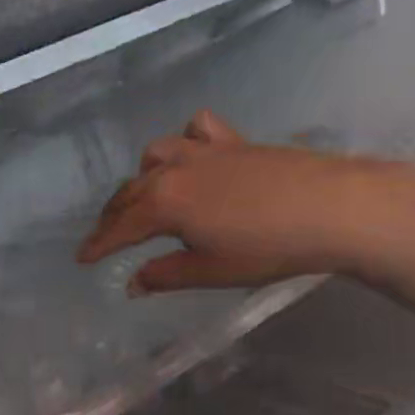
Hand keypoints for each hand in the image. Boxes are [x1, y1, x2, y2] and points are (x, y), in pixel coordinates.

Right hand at [75, 110, 414, 292]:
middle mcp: (176, 170)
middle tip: (104, 238)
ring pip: (157, 155)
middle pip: (131, 190)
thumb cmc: (265, 248)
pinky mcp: (236, 143)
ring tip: (144, 197)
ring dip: (142, 176)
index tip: (81, 258)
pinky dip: (185, 142)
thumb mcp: (208, 271)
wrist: (334, 209)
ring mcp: (207, 151)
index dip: (98, 245)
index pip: (119, 227)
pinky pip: (197, 131)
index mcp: (163, 203)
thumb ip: (164, 275)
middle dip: (112, 215)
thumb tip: (133, 284)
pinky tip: (193, 157)